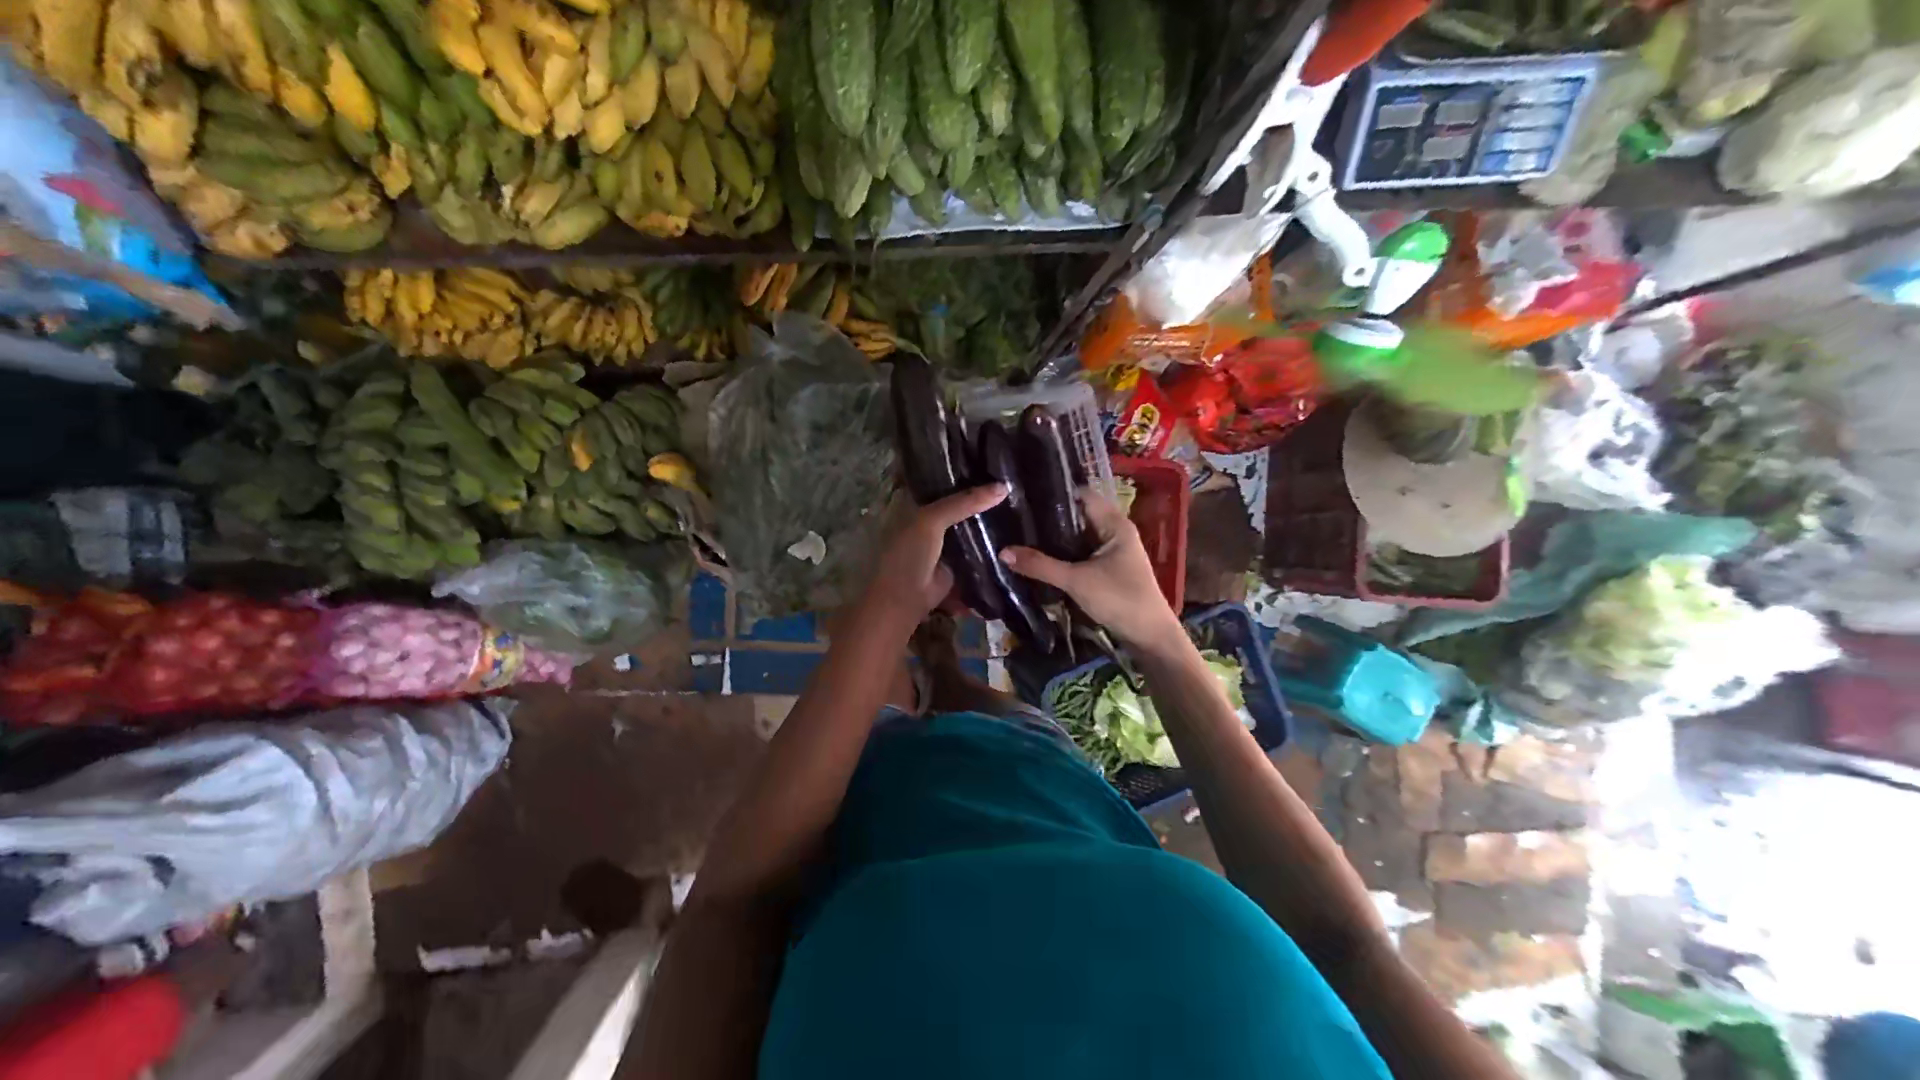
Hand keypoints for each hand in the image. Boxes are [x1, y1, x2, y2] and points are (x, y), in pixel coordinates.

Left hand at [858, 484, 1008, 629]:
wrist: (906, 600)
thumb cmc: (910, 554)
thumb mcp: (932, 521)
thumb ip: (964, 502)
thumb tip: (1003, 488)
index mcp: (919, 506)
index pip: (947, 484)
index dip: (969, 476)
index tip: (998, 470)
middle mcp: (933, 522)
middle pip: (963, 507)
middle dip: (985, 501)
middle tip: (1015, 490)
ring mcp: (947, 545)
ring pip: (973, 529)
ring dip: (992, 525)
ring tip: (1020, 511)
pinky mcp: (959, 564)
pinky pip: (978, 551)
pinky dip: (992, 547)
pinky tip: (1014, 537)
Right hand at [1001, 495, 1183, 651]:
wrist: (1150, 637)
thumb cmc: (1119, 600)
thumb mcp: (1076, 581)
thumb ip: (1040, 565)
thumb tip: (1003, 551)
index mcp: (1114, 523)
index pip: (1081, 494)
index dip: (1054, 492)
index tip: (1024, 495)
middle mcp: (1114, 531)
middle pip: (1077, 515)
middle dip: (1049, 517)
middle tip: (1015, 515)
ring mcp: (1111, 551)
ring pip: (1077, 536)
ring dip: (1054, 537)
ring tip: (1020, 532)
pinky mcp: (1107, 568)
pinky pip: (1080, 553)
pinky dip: (1062, 553)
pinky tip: (1039, 556)